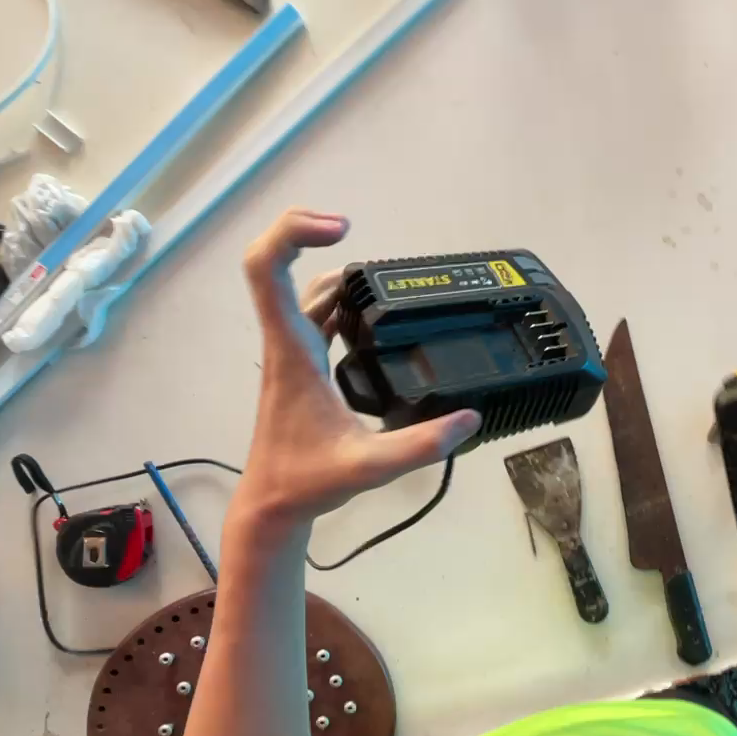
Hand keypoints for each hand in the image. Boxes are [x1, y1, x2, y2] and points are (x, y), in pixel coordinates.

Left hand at [231, 210, 480, 535]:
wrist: (273, 505)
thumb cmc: (307, 481)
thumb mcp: (370, 467)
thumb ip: (421, 445)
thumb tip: (470, 418)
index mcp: (292, 352)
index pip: (266, 270)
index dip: (293, 234)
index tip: (339, 230)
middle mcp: (288, 343)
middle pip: (285, 270)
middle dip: (313, 239)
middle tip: (367, 243)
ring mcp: (294, 354)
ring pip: (304, 294)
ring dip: (335, 275)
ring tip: (384, 279)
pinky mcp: (304, 368)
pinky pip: (317, 318)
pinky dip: (341, 304)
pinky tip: (375, 316)